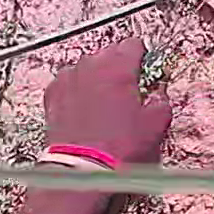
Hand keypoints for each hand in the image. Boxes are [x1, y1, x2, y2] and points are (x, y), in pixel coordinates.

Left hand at [44, 38, 171, 164]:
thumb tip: (160, 98)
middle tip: (126, 89)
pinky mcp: (53, 94)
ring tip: (104, 101)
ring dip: (96, 77)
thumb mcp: (153, 125)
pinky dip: (76, 90)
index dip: (140, 55)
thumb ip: (161, 103)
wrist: (82, 168)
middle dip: (117, 67)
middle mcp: (91, 66)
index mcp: (118, 67)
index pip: (132, 45)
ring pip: (86, 67)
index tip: (142, 64)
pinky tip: (84, 106)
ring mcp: (69, 79)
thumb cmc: (116, 147)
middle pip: (108, 53)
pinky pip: (68, 82)